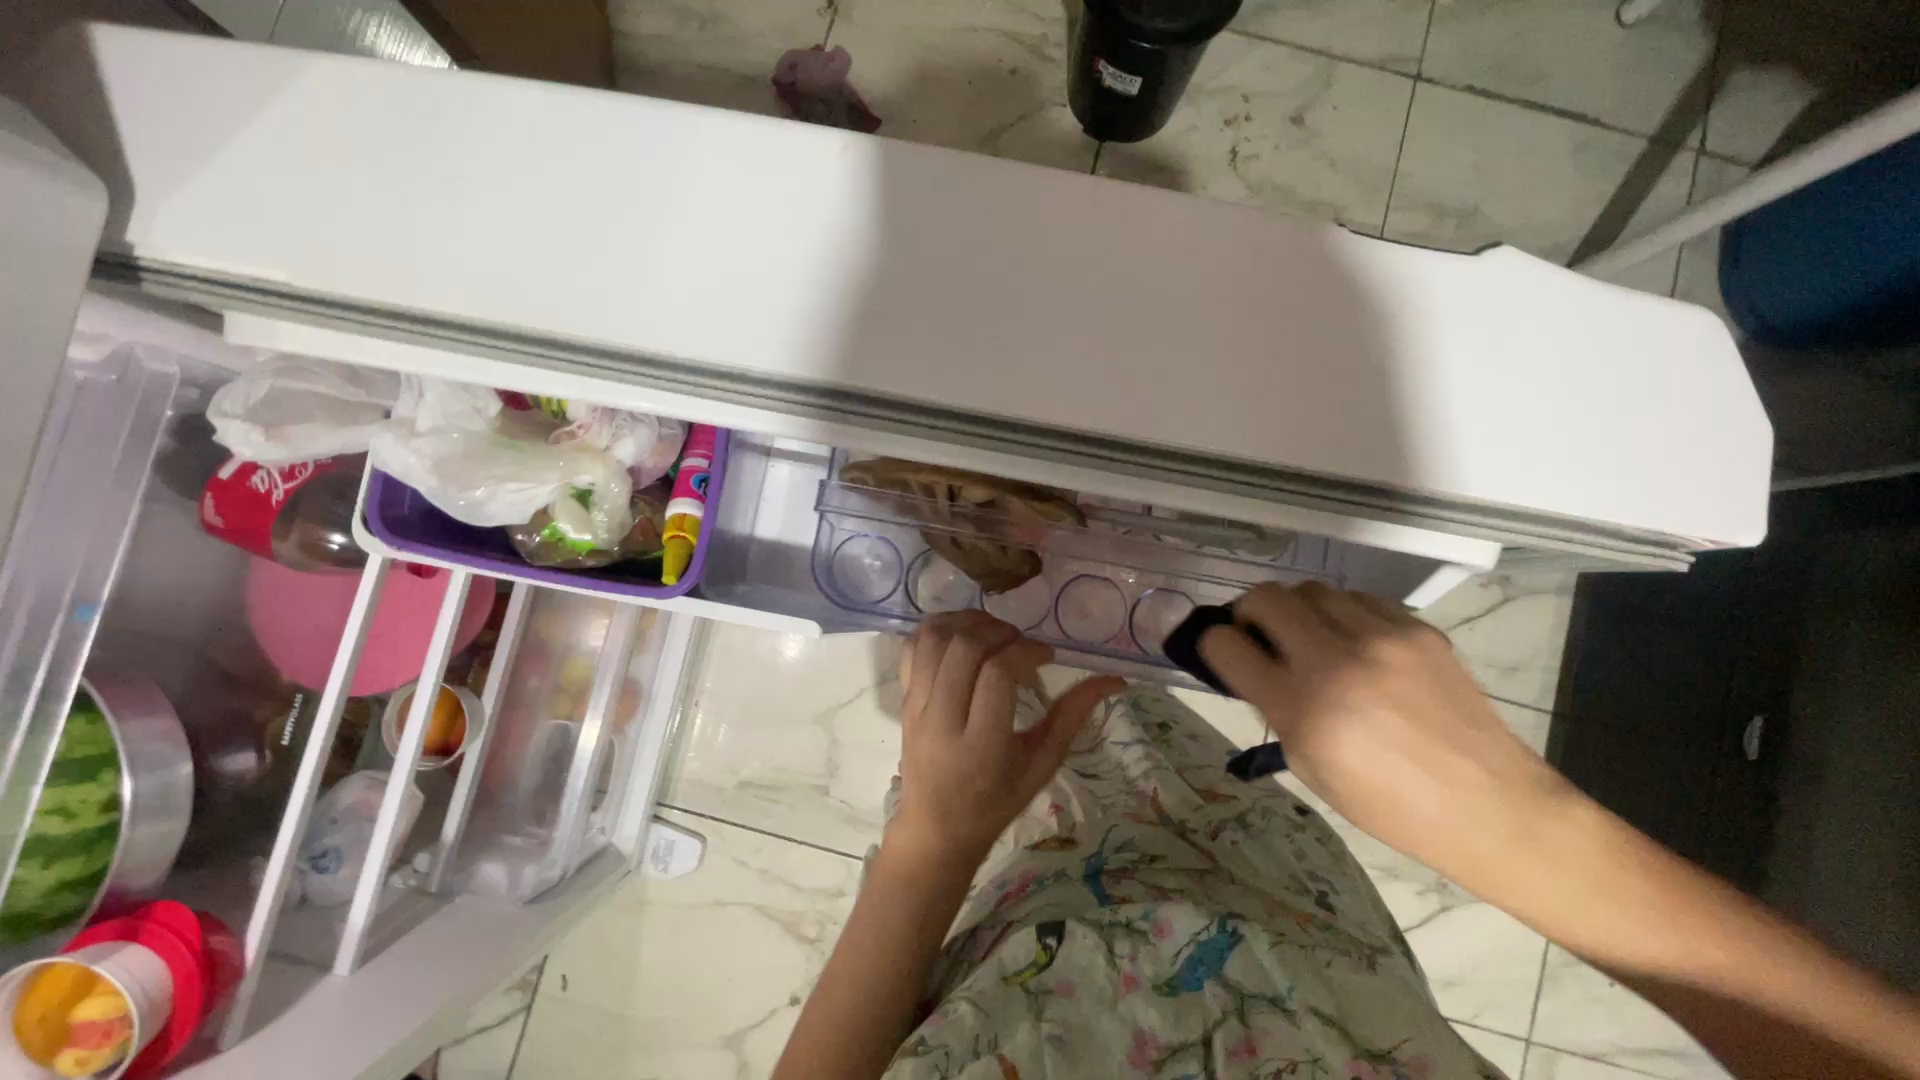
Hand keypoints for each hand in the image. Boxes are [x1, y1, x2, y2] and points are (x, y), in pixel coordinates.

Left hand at [890, 611, 1124, 868]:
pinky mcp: (903, 698)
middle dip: (998, 631)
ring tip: (994, 632)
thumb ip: (1072, 716)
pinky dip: (938, 628)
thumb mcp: (1041, 764)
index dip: (1025, 652)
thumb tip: (1113, 679)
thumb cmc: (996, 801)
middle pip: (964, 649)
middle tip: (1021, 642)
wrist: (936, 826)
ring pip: (933, 640)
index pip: (998, 674)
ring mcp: (916, 707)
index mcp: (981, 745)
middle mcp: (943, 720)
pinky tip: (963, 634)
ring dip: (967, 622)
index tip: (1046, 655)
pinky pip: (913, 647)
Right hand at [1198, 582, 1575, 877]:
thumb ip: (1276, 708)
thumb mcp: (1308, 765)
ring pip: (1311, 590)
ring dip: (1298, 611)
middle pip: (1264, 598)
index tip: (1225, 653)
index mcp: (1301, 709)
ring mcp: (1380, 639)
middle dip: (1250, 613)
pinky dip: (1343, 615)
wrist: (1487, 804)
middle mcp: (1335, 662)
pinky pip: (1359, 599)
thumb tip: (1257, 666)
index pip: (1225, 644)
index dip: (1215, 645)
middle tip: (1262, 637)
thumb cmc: (1387, 804)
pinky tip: (1357, 645)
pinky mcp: (1417, 629)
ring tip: (1313, 640)